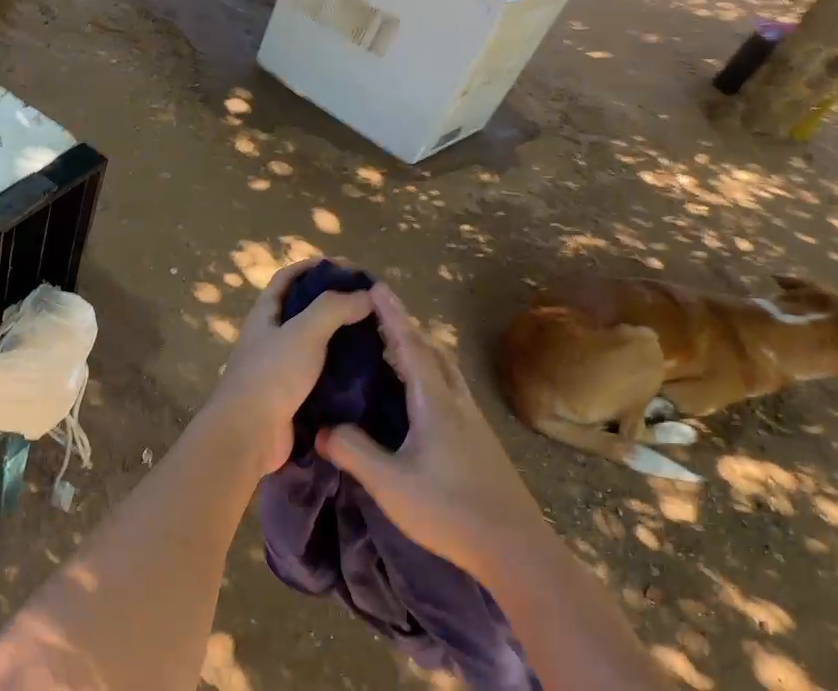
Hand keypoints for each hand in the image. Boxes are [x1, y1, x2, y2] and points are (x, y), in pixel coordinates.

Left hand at [205, 261, 372, 474]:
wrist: (250, 431)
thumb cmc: (272, 374)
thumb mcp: (303, 332)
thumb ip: (332, 309)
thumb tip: (364, 294)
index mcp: (265, 315)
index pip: (287, 278)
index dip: (313, 266)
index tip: (347, 266)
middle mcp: (270, 336)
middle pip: (303, 310)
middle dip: (334, 302)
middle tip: (372, 305)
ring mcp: (280, 366)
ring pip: (315, 343)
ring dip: (342, 337)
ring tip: (378, 336)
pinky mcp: (293, 394)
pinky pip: (322, 374)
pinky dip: (343, 369)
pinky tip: (369, 371)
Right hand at [316, 284, 550, 583]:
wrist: (517, 551)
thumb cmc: (450, 511)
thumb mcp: (389, 483)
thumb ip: (352, 450)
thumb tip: (320, 429)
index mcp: (435, 403)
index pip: (409, 346)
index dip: (391, 315)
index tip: (375, 285)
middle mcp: (457, 404)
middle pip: (431, 352)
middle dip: (404, 326)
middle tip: (376, 310)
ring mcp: (473, 423)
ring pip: (444, 371)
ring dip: (419, 349)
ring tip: (391, 344)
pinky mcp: (478, 442)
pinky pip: (448, 389)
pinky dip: (427, 372)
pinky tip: (414, 392)